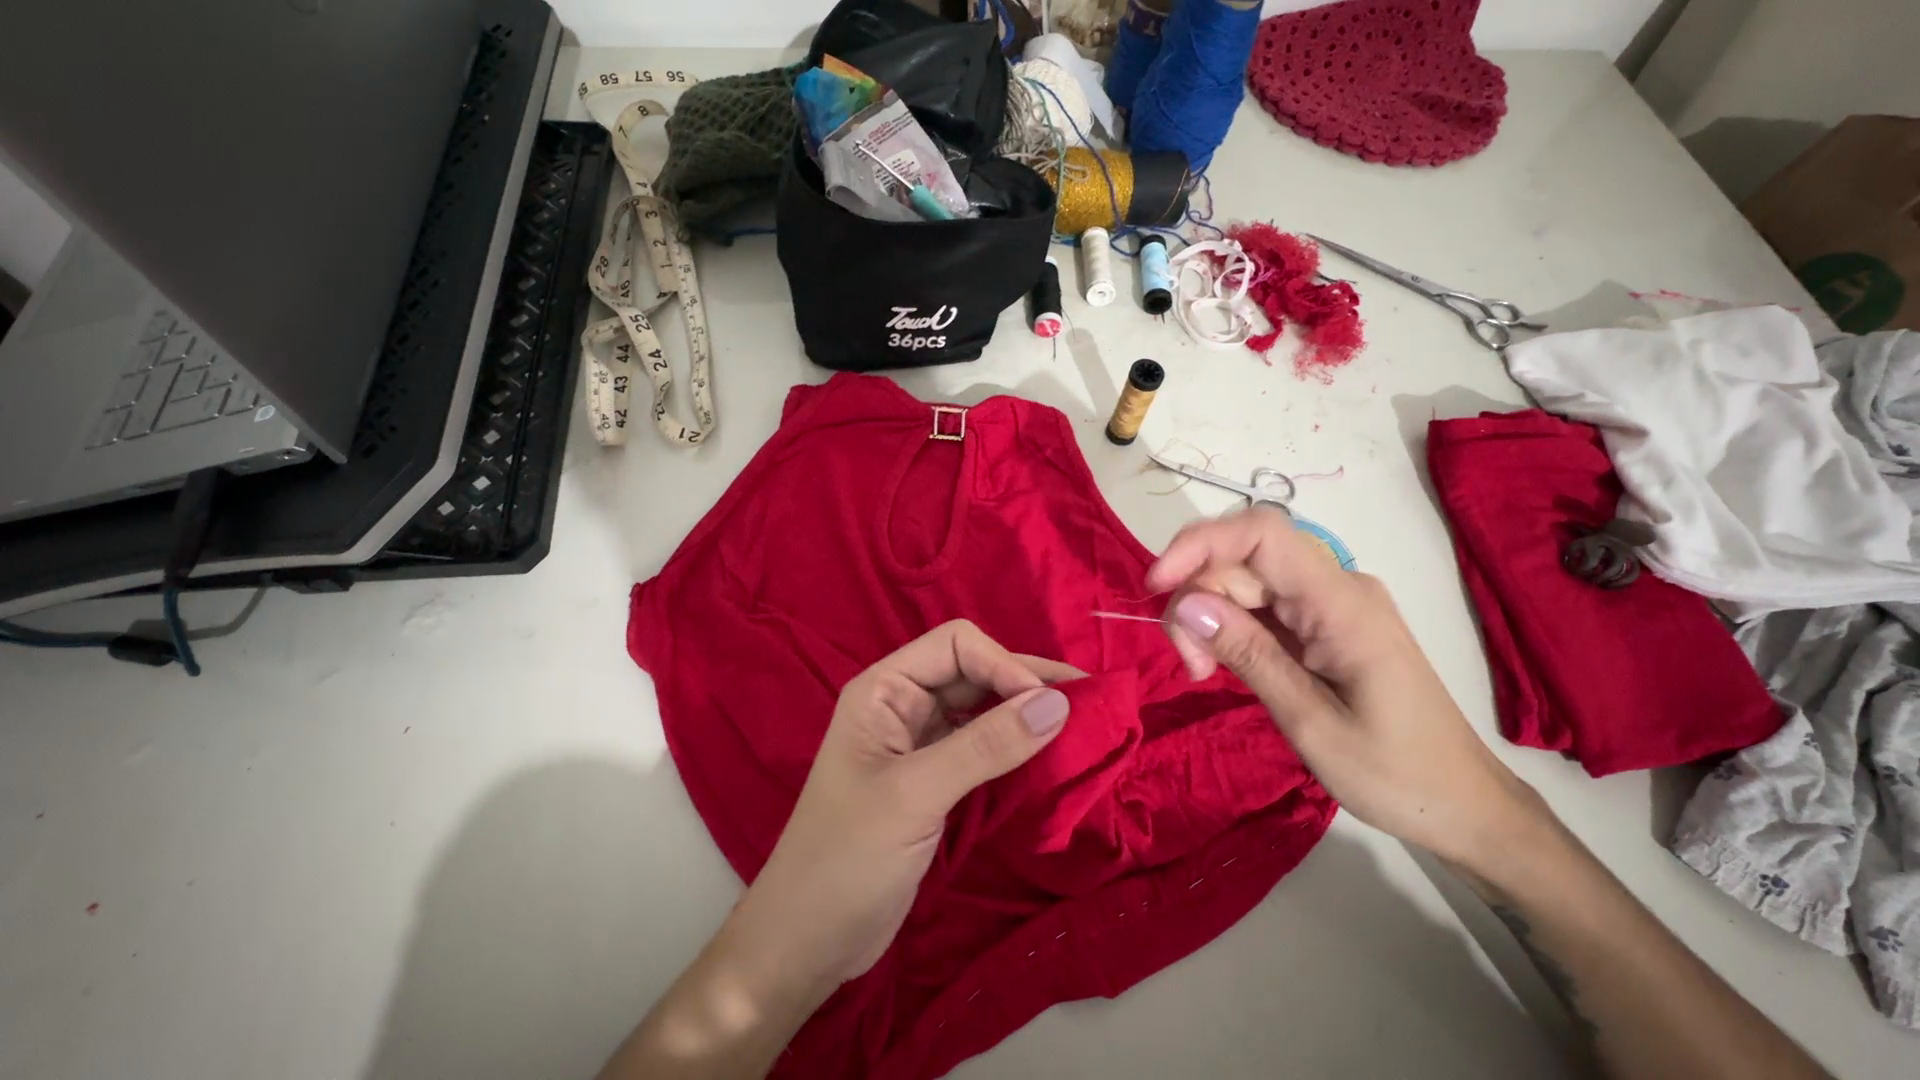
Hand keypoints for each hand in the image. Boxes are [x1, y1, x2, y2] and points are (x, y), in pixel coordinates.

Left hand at [726, 620, 1081, 996]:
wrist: (807, 939)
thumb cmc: (847, 858)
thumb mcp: (915, 796)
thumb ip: (985, 746)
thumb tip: (1058, 703)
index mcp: (882, 691)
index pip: (957, 646)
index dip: (1006, 664)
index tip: (1050, 706)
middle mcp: (901, 707)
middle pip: (974, 672)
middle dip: (1026, 682)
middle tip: (1090, 702)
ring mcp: (918, 746)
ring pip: (982, 711)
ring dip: (1026, 714)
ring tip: (1080, 726)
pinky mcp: (934, 784)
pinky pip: (983, 749)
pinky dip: (1016, 748)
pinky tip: (1048, 757)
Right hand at [1148, 507, 1543, 867]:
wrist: (1463, 805)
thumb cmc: (1395, 773)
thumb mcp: (1311, 722)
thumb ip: (1249, 656)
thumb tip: (1187, 604)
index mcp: (1342, 604)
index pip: (1261, 534)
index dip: (1199, 544)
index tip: (1155, 587)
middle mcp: (1338, 589)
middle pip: (1244, 561)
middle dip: (1199, 599)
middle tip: (1191, 668)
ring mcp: (1333, 606)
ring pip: (1248, 583)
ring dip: (1211, 618)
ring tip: (1206, 674)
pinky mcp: (1326, 626)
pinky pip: (1265, 607)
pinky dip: (1233, 629)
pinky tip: (1224, 665)